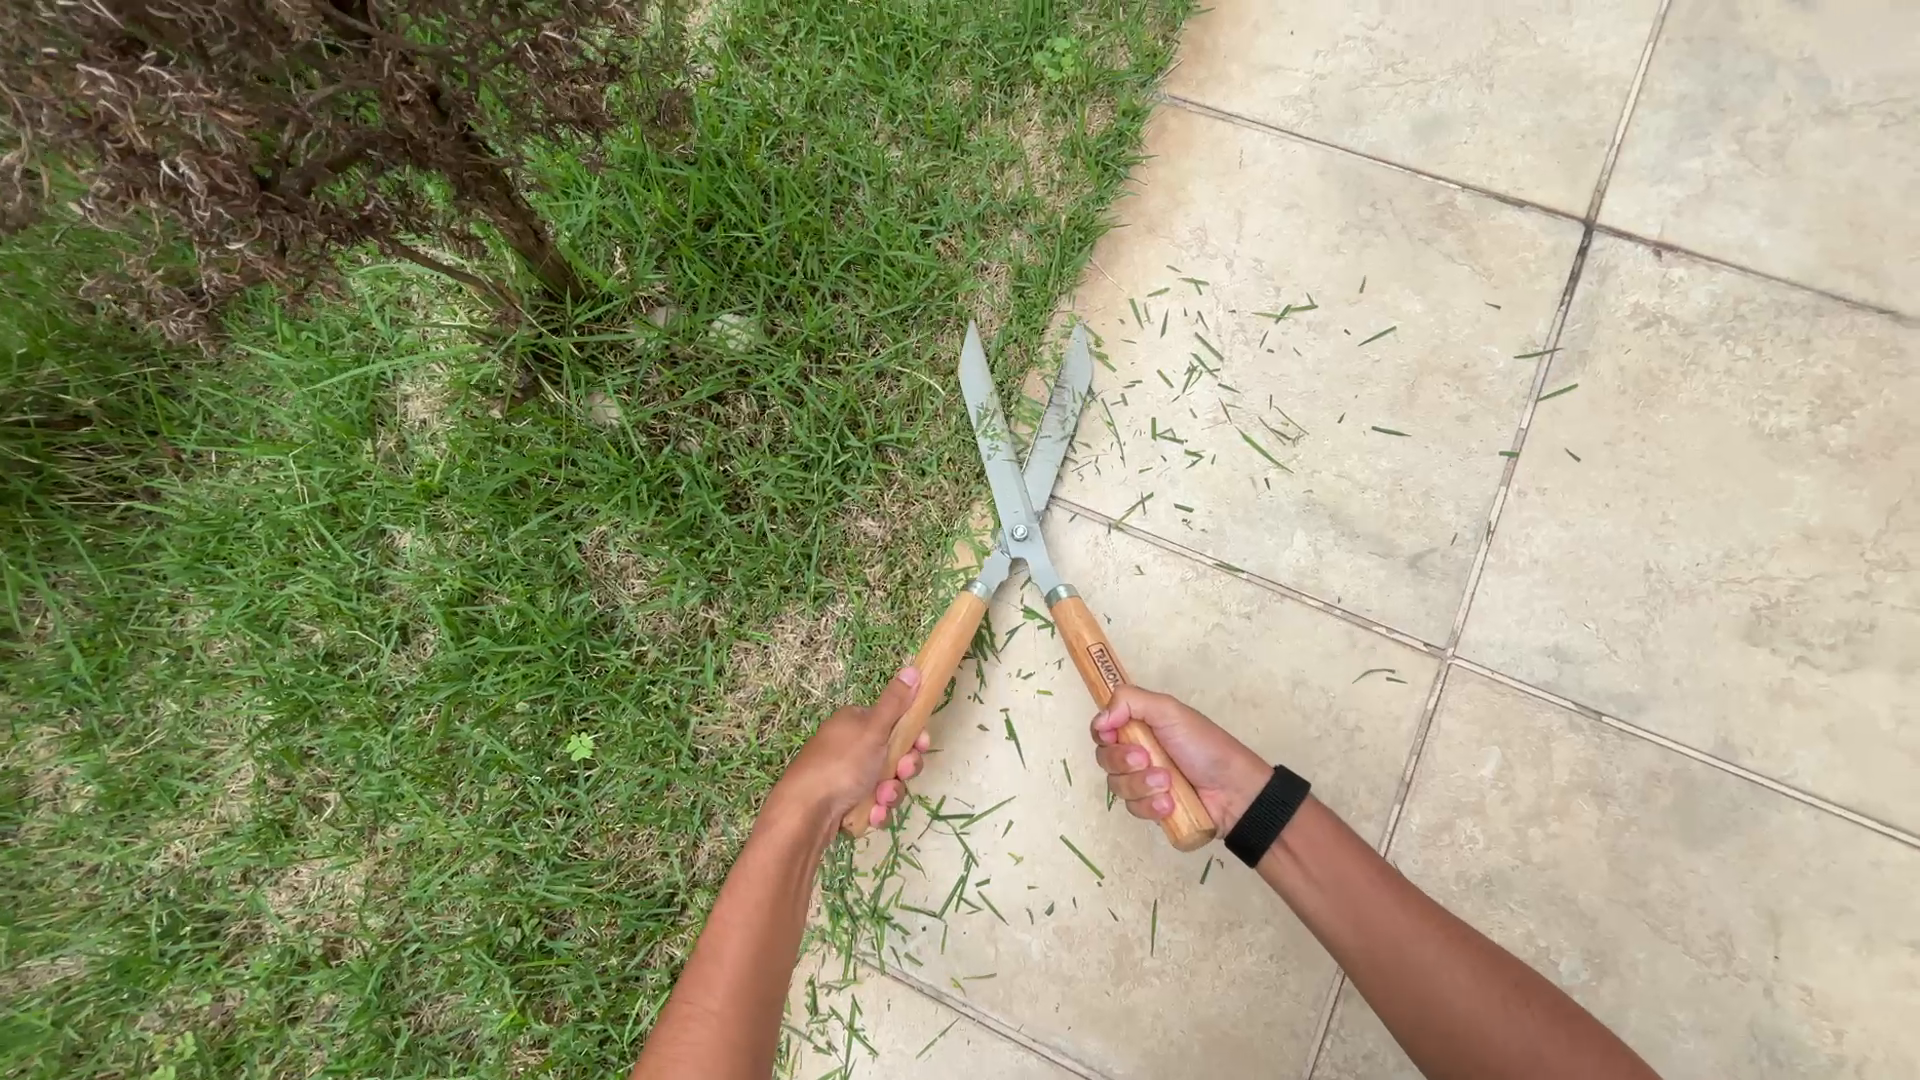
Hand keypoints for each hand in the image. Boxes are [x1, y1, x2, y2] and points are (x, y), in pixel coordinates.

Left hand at [778, 667, 928, 827]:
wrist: (804, 813)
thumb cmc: (841, 764)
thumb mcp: (873, 728)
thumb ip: (895, 702)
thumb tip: (913, 669)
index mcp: (856, 722)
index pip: (895, 723)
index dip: (913, 735)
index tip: (921, 745)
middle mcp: (851, 746)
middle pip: (895, 755)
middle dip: (902, 769)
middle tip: (900, 774)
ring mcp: (847, 775)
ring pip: (887, 783)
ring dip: (890, 793)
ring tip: (880, 799)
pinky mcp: (845, 802)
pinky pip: (873, 804)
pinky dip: (875, 810)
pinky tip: (869, 815)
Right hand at [1090, 685, 1270, 832]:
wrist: (1234, 791)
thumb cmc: (1204, 746)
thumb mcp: (1169, 711)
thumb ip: (1129, 701)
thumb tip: (1099, 719)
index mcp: (1139, 726)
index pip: (1101, 729)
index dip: (1102, 733)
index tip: (1112, 735)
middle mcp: (1137, 753)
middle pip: (1104, 758)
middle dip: (1122, 761)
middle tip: (1147, 759)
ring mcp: (1143, 783)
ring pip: (1117, 786)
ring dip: (1141, 785)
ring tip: (1168, 783)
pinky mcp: (1151, 808)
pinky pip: (1133, 809)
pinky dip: (1150, 806)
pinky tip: (1170, 803)